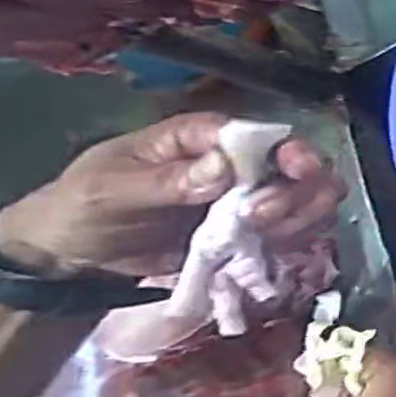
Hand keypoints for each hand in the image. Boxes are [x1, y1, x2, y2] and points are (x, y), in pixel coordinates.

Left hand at [0, 112, 346, 277]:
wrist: (75, 259)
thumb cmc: (82, 212)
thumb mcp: (108, 192)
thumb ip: (166, 179)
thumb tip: (224, 166)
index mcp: (208, 138)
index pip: (269, 136)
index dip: (294, 152)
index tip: (297, 174)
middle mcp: (247, 161)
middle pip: (311, 165)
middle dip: (299, 194)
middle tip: (260, 219)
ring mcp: (263, 194)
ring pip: (320, 195)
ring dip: (304, 217)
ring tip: (262, 236)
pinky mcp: (269, 225)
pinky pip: (310, 226)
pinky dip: (300, 237)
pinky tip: (269, 246)